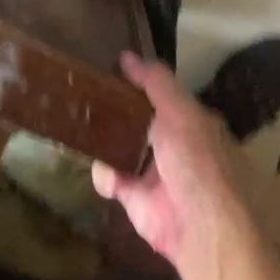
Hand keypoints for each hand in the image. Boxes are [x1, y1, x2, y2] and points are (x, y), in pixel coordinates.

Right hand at [93, 54, 250, 266]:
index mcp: (191, 120)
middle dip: (115, 111)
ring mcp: (154, 171)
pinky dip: (104, 174)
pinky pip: (111, 178)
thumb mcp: (179, 111)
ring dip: (104, 141)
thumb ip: (155, 84)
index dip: (139, 82)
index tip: (110, 68)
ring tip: (78, 122)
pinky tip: (104, 169)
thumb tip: (127, 56)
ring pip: (121, 148)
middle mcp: (173, 144)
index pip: (162, 95)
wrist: (201, 223)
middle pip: (138, 121)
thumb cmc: (197, 159)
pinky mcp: (136, 198)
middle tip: (84, 95)